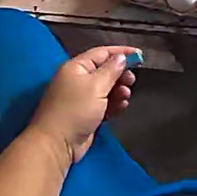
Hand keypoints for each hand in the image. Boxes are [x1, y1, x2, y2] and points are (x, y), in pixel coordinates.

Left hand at [27, 47, 136, 164]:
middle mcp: (78, 79)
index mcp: (77, 67)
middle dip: (121, 74)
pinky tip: (122, 106)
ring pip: (106, 88)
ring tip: (126, 95)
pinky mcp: (86, 113)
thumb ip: (111, 70)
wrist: (57, 143)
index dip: (121, 52)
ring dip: (119, 90)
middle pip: (105, 70)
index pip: (102, 53)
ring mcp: (82, 97)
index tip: (139, 54)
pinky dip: (114, 103)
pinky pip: (104, 103)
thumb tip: (121, 57)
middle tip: (132, 80)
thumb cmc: (75, 110)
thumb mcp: (96, 86)